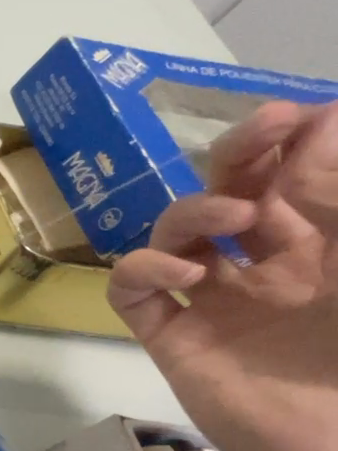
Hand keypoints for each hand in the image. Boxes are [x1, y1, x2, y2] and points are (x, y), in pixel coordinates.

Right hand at [108, 101, 337, 450]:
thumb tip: (318, 123)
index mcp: (328, 245)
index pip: (299, 176)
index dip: (294, 139)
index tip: (299, 114)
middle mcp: (268, 265)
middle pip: (232, 193)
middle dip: (240, 156)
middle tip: (258, 129)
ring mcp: (214, 301)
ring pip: (174, 235)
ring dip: (192, 215)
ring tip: (226, 223)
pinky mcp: (171, 337)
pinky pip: (133, 293)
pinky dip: (143, 271)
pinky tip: (181, 276)